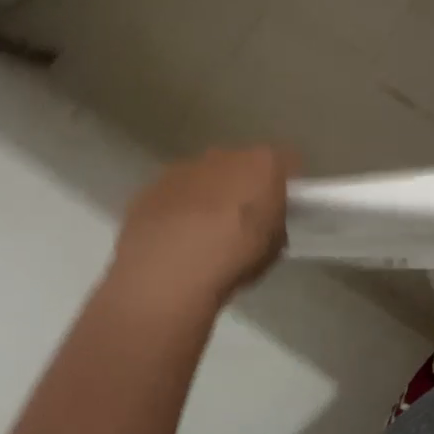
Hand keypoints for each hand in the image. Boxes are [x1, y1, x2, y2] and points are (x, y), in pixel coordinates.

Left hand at [109, 147, 298, 309]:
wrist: (166, 277)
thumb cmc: (234, 257)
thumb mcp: (275, 246)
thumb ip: (274, 223)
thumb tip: (265, 223)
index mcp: (263, 164)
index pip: (285, 162)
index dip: (285, 183)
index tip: (281, 206)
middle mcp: (225, 156)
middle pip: (241, 165)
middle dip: (243, 186)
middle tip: (241, 220)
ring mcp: (183, 170)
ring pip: (204, 177)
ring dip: (207, 196)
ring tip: (201, 233)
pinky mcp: (148, 191)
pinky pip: (171, 195)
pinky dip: (175, 211)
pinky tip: (172, 240)